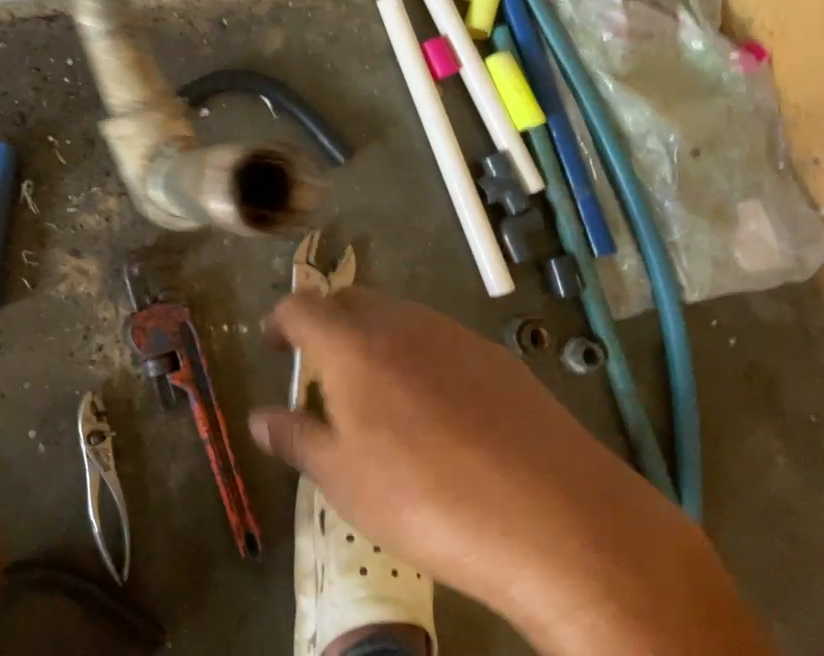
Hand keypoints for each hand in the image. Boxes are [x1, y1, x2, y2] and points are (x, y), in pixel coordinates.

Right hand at [250, 288, 774, 655]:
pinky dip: (420, 360)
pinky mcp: (503, 362)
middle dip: (327, 323)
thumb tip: (261, 418)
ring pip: (401, 319)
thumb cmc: (428, 501)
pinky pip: (442, 343)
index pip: (302, 307)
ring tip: (377, 394)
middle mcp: (403, 324)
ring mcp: (458, 338)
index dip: (280, 320)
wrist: (563, 524)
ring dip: (375, 340)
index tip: (274, 343)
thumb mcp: (344, 481)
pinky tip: (437, 414)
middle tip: (320, 369)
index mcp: (353, 345)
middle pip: (351, 300)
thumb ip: (297, 439)